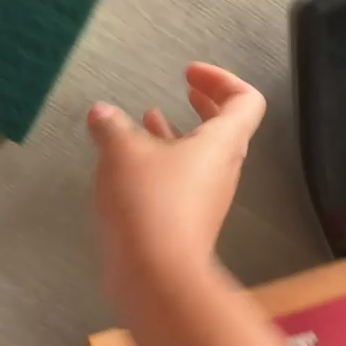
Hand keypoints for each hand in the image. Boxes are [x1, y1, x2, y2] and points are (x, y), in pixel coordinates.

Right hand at [88, 63, 265, 303]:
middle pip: (227, 128)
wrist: (154, 272)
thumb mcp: (122, 153)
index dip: (221, 79)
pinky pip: (180, 180)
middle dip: (205, 104)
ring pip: (200, 155)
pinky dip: (161, 162)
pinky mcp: (184, 220)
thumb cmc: (148, 202)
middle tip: (186, 89)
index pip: (245, 100)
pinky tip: (131, 164)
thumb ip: (111, 128)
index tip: (189, 73)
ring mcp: (205, 198)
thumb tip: (101, 113)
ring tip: (150, 120)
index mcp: (221, 143)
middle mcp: (222, 169)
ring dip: (178, 134)